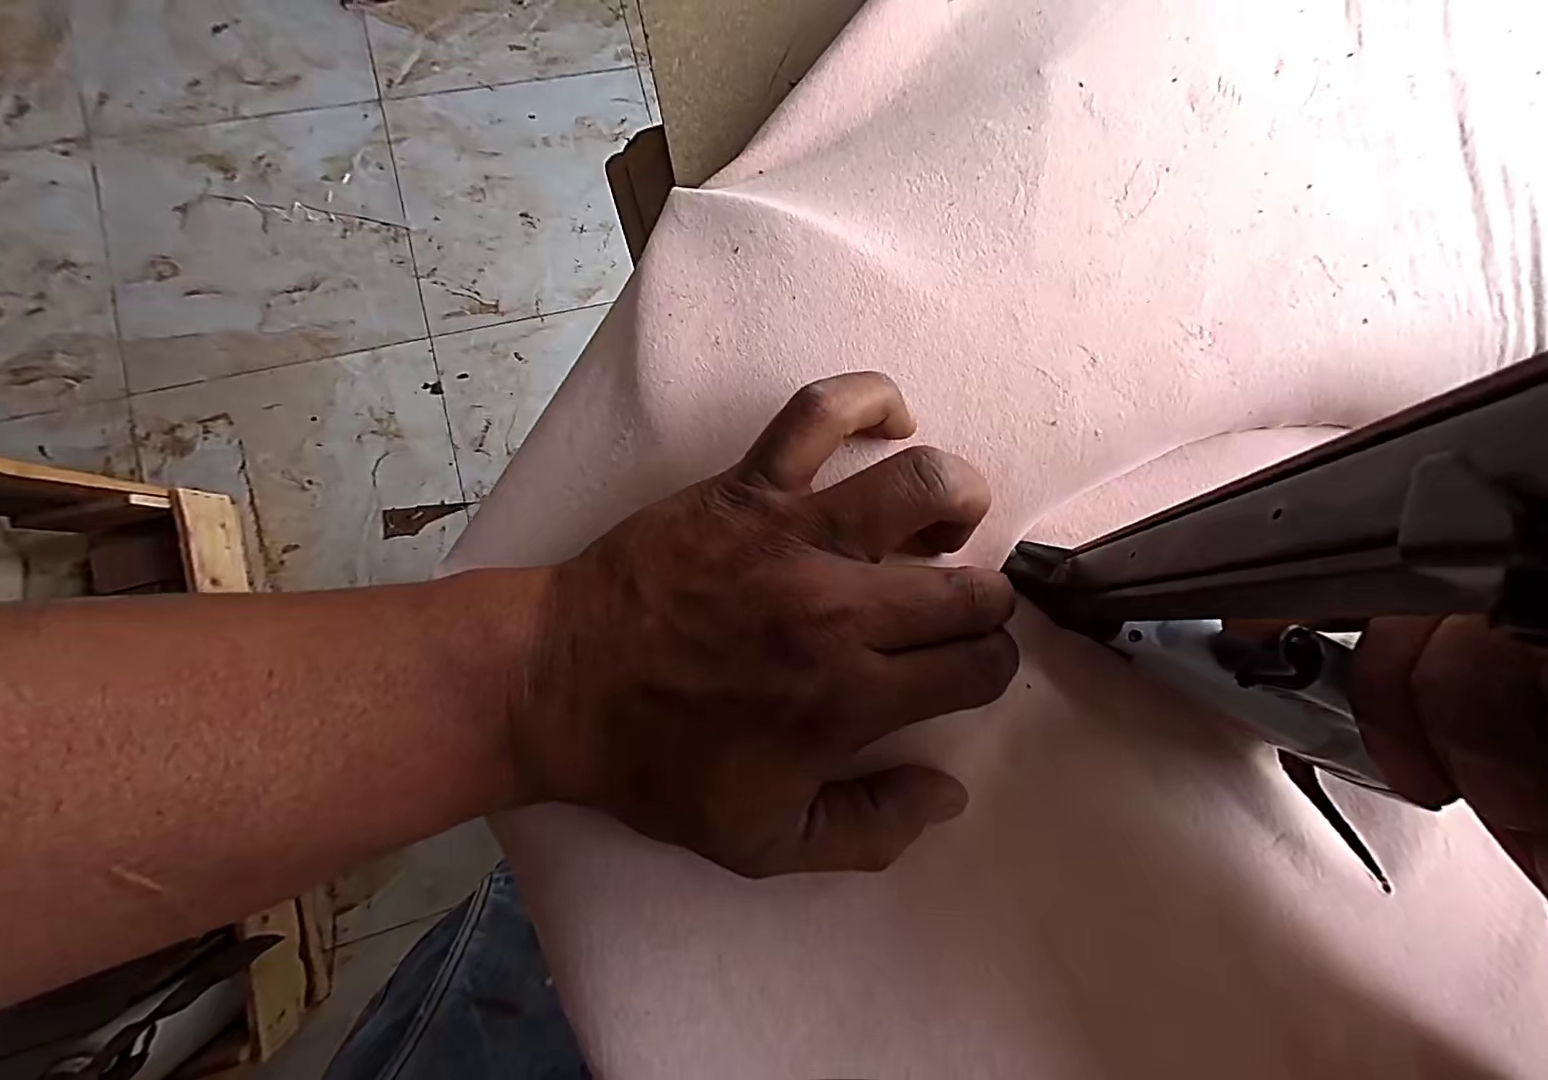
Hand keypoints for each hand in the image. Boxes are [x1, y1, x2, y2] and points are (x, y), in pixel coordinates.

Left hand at [512, 373, 1018, 876]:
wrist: (560, 685)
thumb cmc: (658, 763)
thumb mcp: (764, 842)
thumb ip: (872, 830)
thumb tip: (951, 790)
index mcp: (849, 700)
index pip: (977, 666)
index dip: (988, 665)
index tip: (965, 663)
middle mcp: (838, 611)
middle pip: (969, 588)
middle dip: (985, 600)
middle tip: (955, 606)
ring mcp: (792, 536)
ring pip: (921, 484)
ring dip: (960, 500)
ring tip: (943, 524)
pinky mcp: (748, 488)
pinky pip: (820, 413)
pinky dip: (870, 400)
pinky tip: (891, 422)